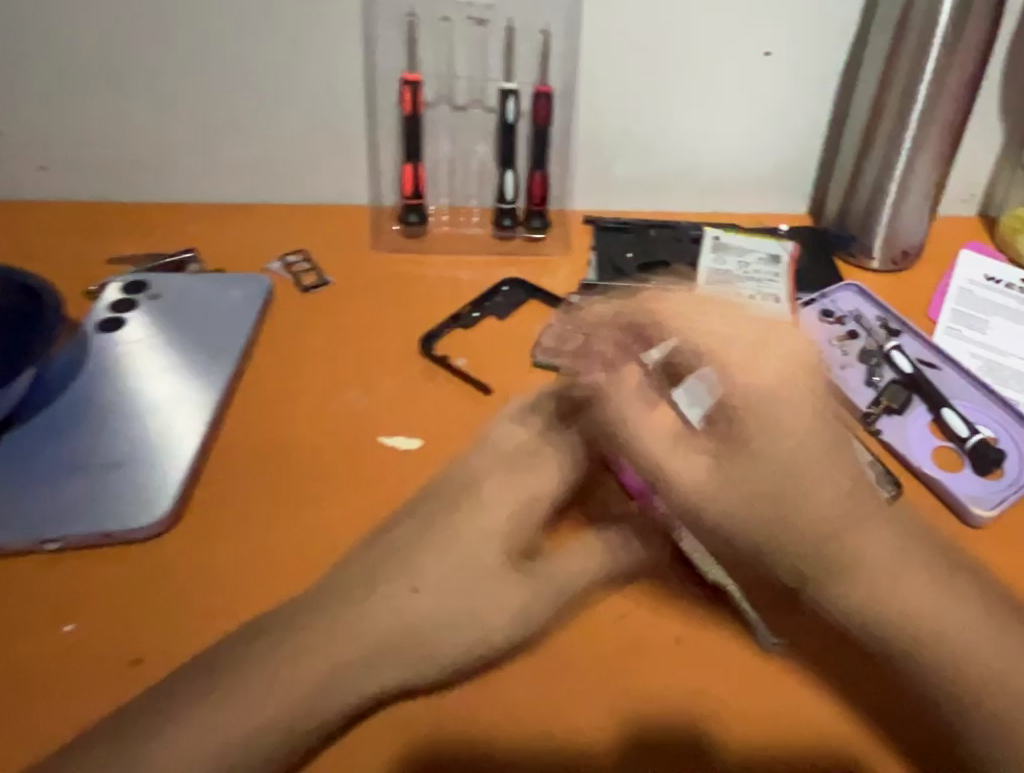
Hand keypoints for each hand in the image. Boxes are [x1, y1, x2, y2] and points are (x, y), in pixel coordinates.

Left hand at [289, 388, 654, 698]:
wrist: (345, 631)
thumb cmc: (452, 614)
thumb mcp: (540, 598)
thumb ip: (609, 556)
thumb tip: (674, 528)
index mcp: (534, 464)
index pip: (601, 415)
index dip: (642, 407)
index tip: (678, 406)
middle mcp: (506, 444)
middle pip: (565, 396)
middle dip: (611, 391)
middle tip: (654, 406)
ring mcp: (473, 456)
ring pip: (535, 405)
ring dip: (577, 401)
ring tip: (614, 420)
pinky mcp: (454, 475)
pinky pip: (514, 426)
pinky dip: (548, 422)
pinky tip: (556, 459)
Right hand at [562, 288, 905, 595]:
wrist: (849, 540)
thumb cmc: (766, 523)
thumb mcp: (683, 481)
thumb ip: (628, 414)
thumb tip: (583, 360)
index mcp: (751, 358)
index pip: (661, 307)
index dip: (603, 316)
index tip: (559, 338)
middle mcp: (773, 327)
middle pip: (680, 294)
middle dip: (622, 314)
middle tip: (574, 345)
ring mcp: (788, 332)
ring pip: (701, 302)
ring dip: (650, 321)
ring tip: (604, 353)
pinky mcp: (791, 346)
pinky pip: (725, 319)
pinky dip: (683, 332)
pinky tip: (657, 364)